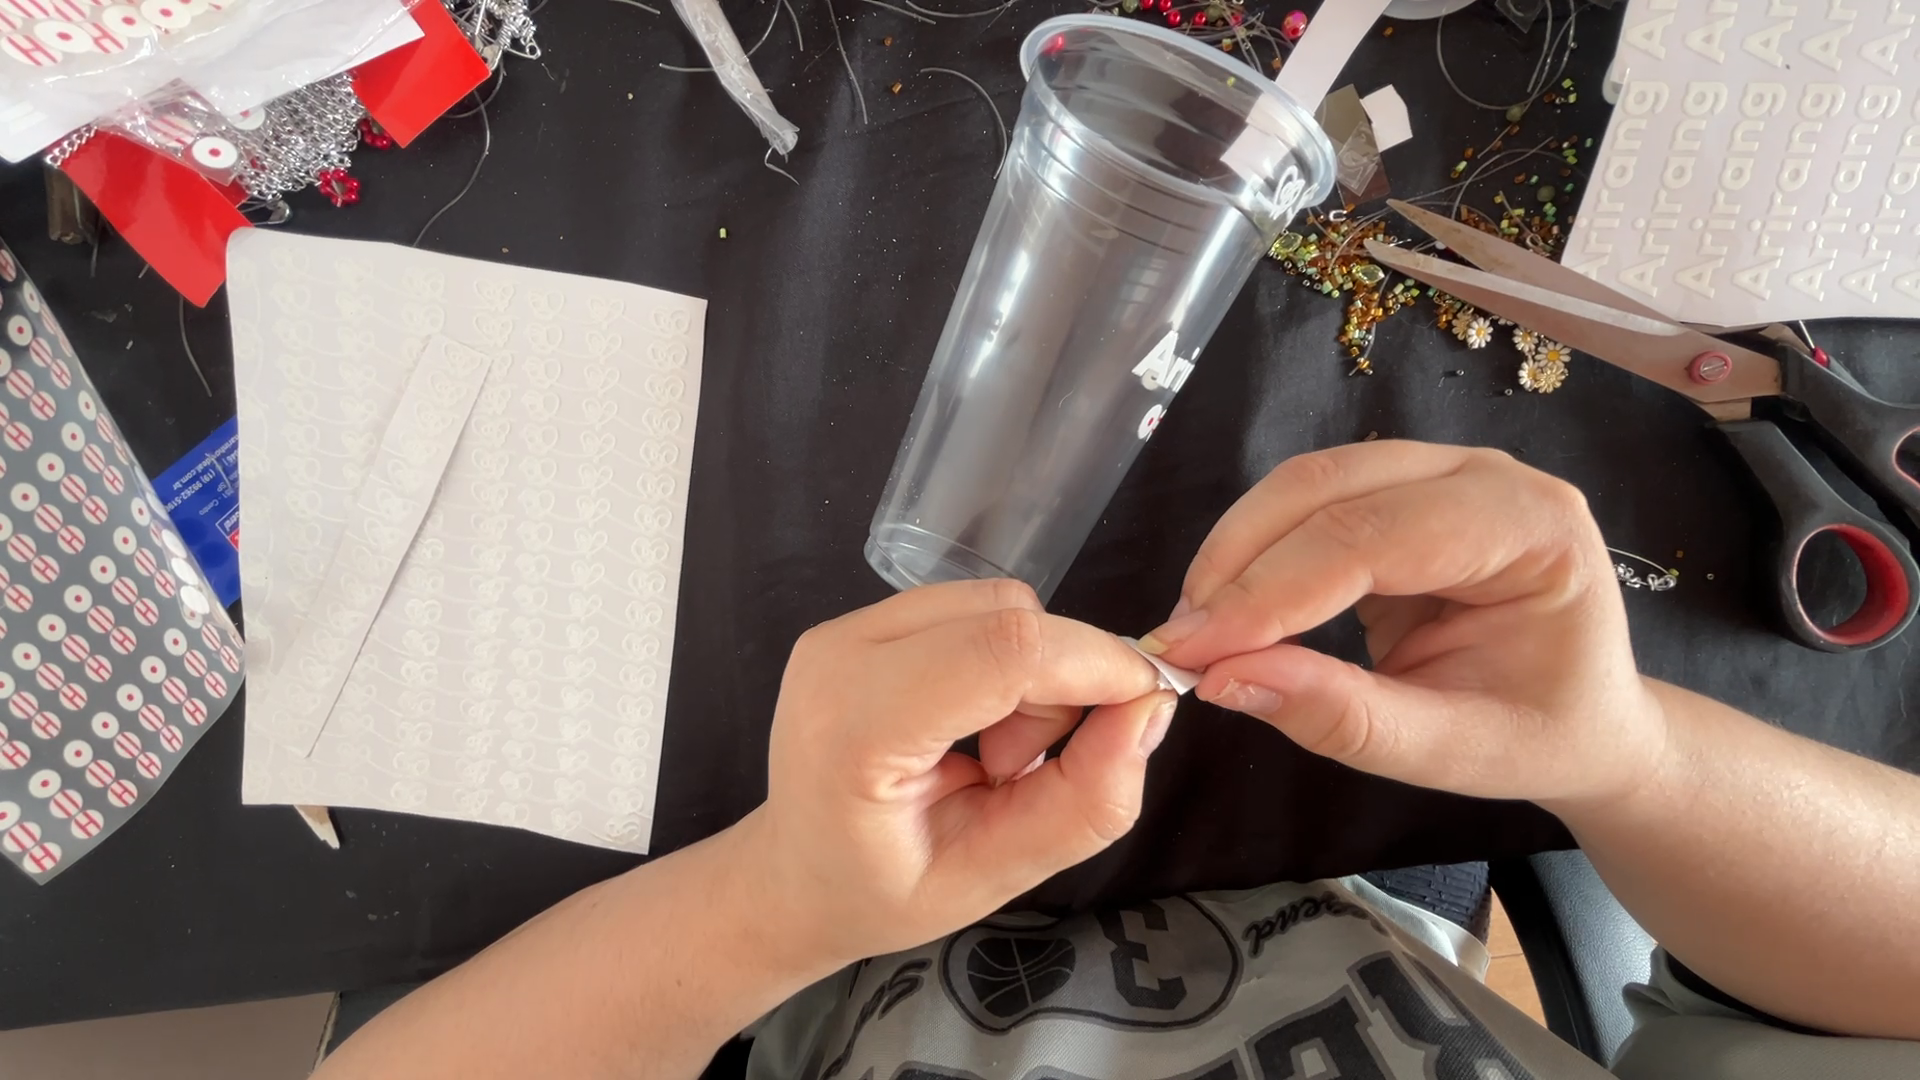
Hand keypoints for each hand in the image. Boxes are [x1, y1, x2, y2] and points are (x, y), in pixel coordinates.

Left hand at [738, 580, 1172, 968]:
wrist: (791, 871)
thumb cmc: (880, 891)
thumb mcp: (993, 876)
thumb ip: (1085, 801)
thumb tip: (1150, 709)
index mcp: (858, 728)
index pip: (1002, 650)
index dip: (1093, 663)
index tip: (1143, 704)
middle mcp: (843, 653)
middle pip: (1005, 613)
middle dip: (1059, 677)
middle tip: (1027, 762)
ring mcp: (844, 627)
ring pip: (993, 602)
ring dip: (1029, 668)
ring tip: (993, 749)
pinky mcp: (858, 619)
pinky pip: (968, 608)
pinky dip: (999, 655)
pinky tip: (969, 717)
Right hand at [1140, 440, 1660, 806]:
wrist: (1579, 712)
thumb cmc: (1535, 734)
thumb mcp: (1450, 751)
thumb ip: (1341, 716)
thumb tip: (1222, 680)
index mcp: (1530, 528)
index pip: (1371, 539)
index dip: (1270, 593)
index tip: (1190, 651)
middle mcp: (1479, 474)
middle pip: (1323, 488)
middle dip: (1236, 566)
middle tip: (1180, 641)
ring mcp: (1430, 470)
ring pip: (1297, 485)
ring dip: (1231, 552)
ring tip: (1196, 627)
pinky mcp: (1386, 487)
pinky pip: (1296, 500)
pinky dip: (1246, 549)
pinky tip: (1225, 603)